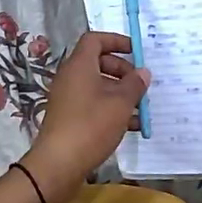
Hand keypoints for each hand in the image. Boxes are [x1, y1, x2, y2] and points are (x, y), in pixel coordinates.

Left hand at [22, 31, 149, 202]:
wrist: (58, 163)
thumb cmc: (91, 125)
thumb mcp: (120, 104)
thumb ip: (134, 84)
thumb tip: (143, 72)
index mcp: (80, 65)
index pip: (95, 39)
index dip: (116, 41)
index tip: (136, 51)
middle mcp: (71, 76)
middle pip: (98, 62)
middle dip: (122, 70)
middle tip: (140, 84)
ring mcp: (68, 97)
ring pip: (97, 85)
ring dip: (120, 92)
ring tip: (141, 107)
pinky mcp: (69, 116)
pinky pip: (93, 103)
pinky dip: (111, 108)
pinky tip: (131, 125)